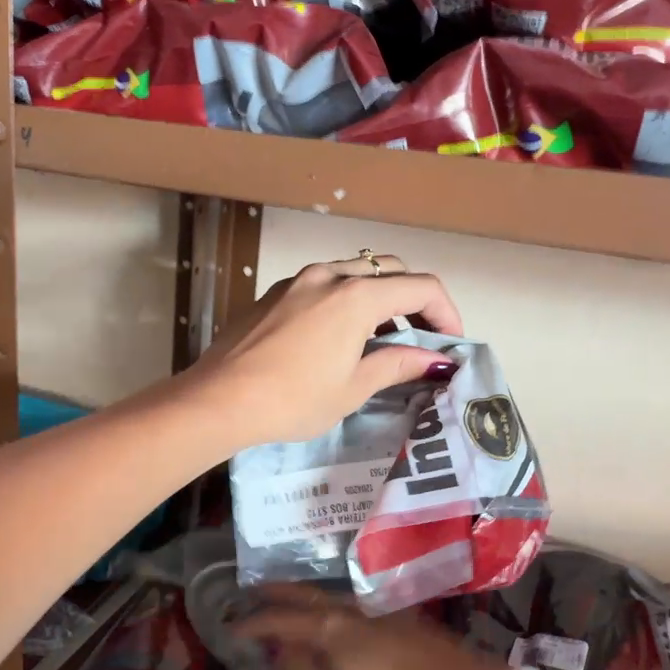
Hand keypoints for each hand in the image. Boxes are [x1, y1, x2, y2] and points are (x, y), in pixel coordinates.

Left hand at [184, 254, 461, 448]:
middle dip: (413, 300)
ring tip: (380, 339)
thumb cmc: (293, 399)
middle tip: (419, 338)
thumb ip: (396, 364)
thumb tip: (434, 360)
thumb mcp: (353, 387)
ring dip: (378, 298)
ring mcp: (297, 280)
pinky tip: (337, 337)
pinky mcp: (273, 293)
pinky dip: (344, 300)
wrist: (219, 398)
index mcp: (357, 295)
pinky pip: (323, 284)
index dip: (446, 313)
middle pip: (389, 270)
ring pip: (354, 273)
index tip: (449, 344)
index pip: (421, 287)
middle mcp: (329, 274)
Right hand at [236, 585, 492, 669]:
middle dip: (276, 592)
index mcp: (327, 628)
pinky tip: (339, 617)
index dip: (253, 624)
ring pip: (330, 598)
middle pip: (305, 595)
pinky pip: (351, 608)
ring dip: (304, 597)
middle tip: (254, 587)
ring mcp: (378, 614)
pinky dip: (331, 608)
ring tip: (291, 600)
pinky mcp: (402, 624)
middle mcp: (349, 611)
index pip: (279, 620)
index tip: (231, 626)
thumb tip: (274, 654)